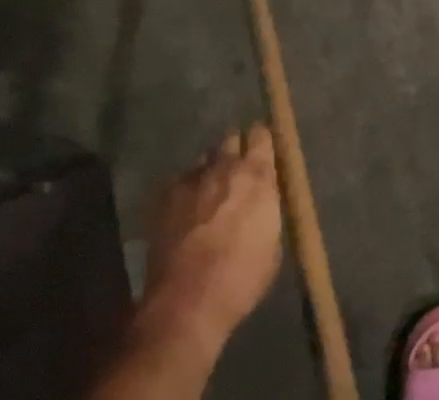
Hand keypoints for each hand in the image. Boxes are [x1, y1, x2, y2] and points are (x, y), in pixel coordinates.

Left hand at [140, 124, 284, 350]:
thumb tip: (259, 206)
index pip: (261, 137)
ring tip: (212, 190)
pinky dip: (189, 189)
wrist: (187, 300)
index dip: (262, 140)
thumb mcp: (272, 247)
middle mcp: (224, 168)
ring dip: (211, 169)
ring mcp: (192, 179)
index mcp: (257, 178)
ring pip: (204, 159)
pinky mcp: (166, 196)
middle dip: (236, 150)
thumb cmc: (241, 279)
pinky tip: (188, 209)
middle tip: (239, 171)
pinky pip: (182, 180)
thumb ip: (266, 213)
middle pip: (230, 140)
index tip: (264, 149)